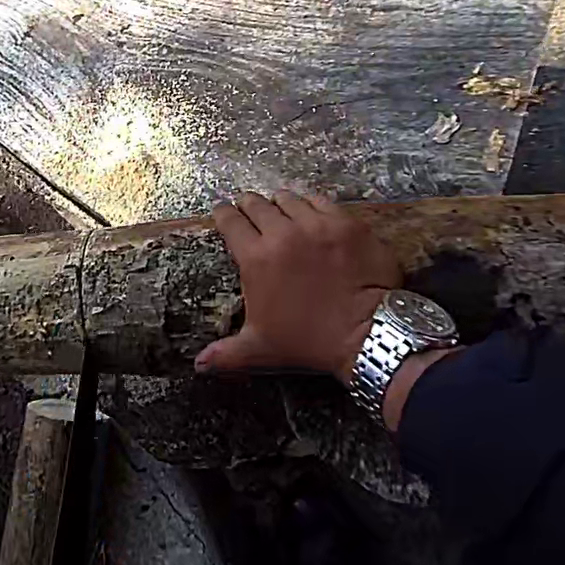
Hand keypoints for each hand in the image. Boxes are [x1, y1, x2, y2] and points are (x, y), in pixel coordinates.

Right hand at [196, 190, 401, 379]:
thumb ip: (226, 354)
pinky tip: (310, 207)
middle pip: (257, 205)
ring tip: (280, 205)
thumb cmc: (308, 340)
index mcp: (256, 258)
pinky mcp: (344, 222)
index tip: (221, 210)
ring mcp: (315, 224)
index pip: (230, 223)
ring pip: (288, 199)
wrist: (366, 332)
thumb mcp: (261, 348)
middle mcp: (282, 233)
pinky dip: (311, 203)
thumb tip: (198, 365)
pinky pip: (320, 201)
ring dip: (280, 202)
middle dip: (249, 204)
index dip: (223, 214)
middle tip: (248, 206)